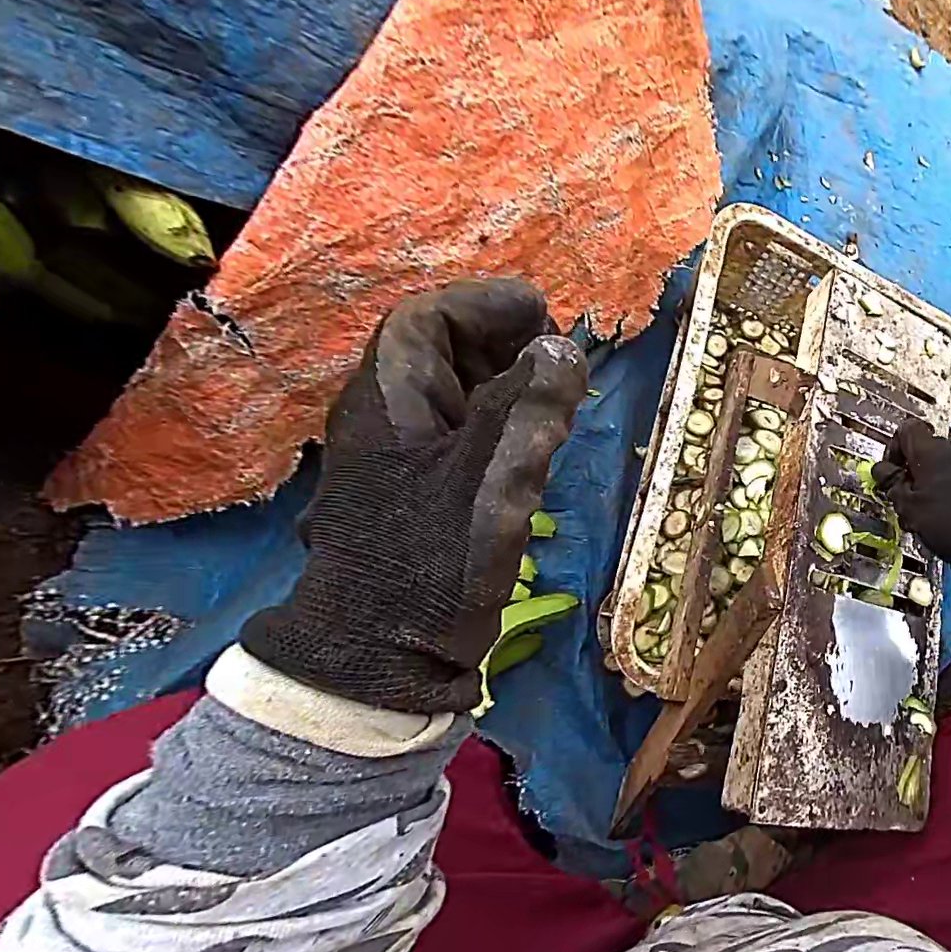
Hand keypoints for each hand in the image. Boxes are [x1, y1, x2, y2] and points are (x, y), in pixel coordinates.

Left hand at [241, 279, 588, 713]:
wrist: (389, 647)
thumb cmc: (433, 557)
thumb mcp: (488, 479)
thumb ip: (526, 409)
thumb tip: (562, 348)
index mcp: (390, 402)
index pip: (426, 321)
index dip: (482, 305)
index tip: (542, 309)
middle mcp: (393, 420)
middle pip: (442, 352)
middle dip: (501, 339)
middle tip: (558, 348)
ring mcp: (409, 458)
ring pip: (458, 394)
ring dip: (509, 381)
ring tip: (559, 389)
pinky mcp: (430, 491)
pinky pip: (469, 433)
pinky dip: (507, 421)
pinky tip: (539, 438)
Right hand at [871, 419, 950, 579]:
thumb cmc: (946, 522)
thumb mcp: (907, 504)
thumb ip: (891, 482)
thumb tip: (882, 470)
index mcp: (930, 452)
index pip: (907, 429)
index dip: (894, 447)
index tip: (890, 469)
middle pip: (923, 448)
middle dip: (910, 469)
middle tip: (903, 493)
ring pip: (940, 464)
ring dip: (927, 480)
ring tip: (921, 508)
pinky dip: (945, 488)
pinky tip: (941, 512)